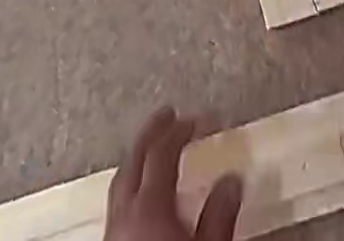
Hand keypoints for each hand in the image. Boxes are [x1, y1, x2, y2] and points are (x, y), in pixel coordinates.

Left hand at [104, 107, 242, 240]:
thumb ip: (219, 216)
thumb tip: (231, 180)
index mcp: (149, 208)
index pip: (163, 153)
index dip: (182, 130)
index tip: (201, 118)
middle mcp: (123, 215)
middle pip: (133, 159)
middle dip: (151, 132)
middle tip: (169, 115)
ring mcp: (112, 235)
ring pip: (120, 182)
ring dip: (138, 158)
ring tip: (156, 149)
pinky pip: (118, 204)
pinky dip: (132, 185)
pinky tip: (145, 196)